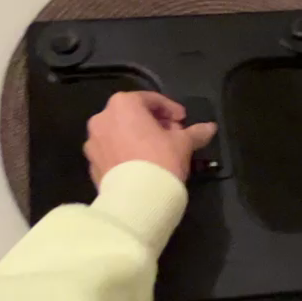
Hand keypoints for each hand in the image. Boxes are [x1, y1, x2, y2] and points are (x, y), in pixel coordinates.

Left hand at [84, 91, 217, 185]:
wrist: (136, 200)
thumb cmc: (160, 161)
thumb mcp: (183, 144)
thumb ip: (196, 132)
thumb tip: (211, 127)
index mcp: (123, 105)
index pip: (151, 100)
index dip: (170, 109)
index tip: (183, 120)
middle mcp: (102, 118)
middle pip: (132, 115)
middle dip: (153, 123)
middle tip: (172, 136)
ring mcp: (92, 142)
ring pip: (119, 133)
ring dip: (137, 138)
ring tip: (157, 152)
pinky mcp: (91, 164)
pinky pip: (112, 152)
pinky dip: (125, 154)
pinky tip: (141, 166)